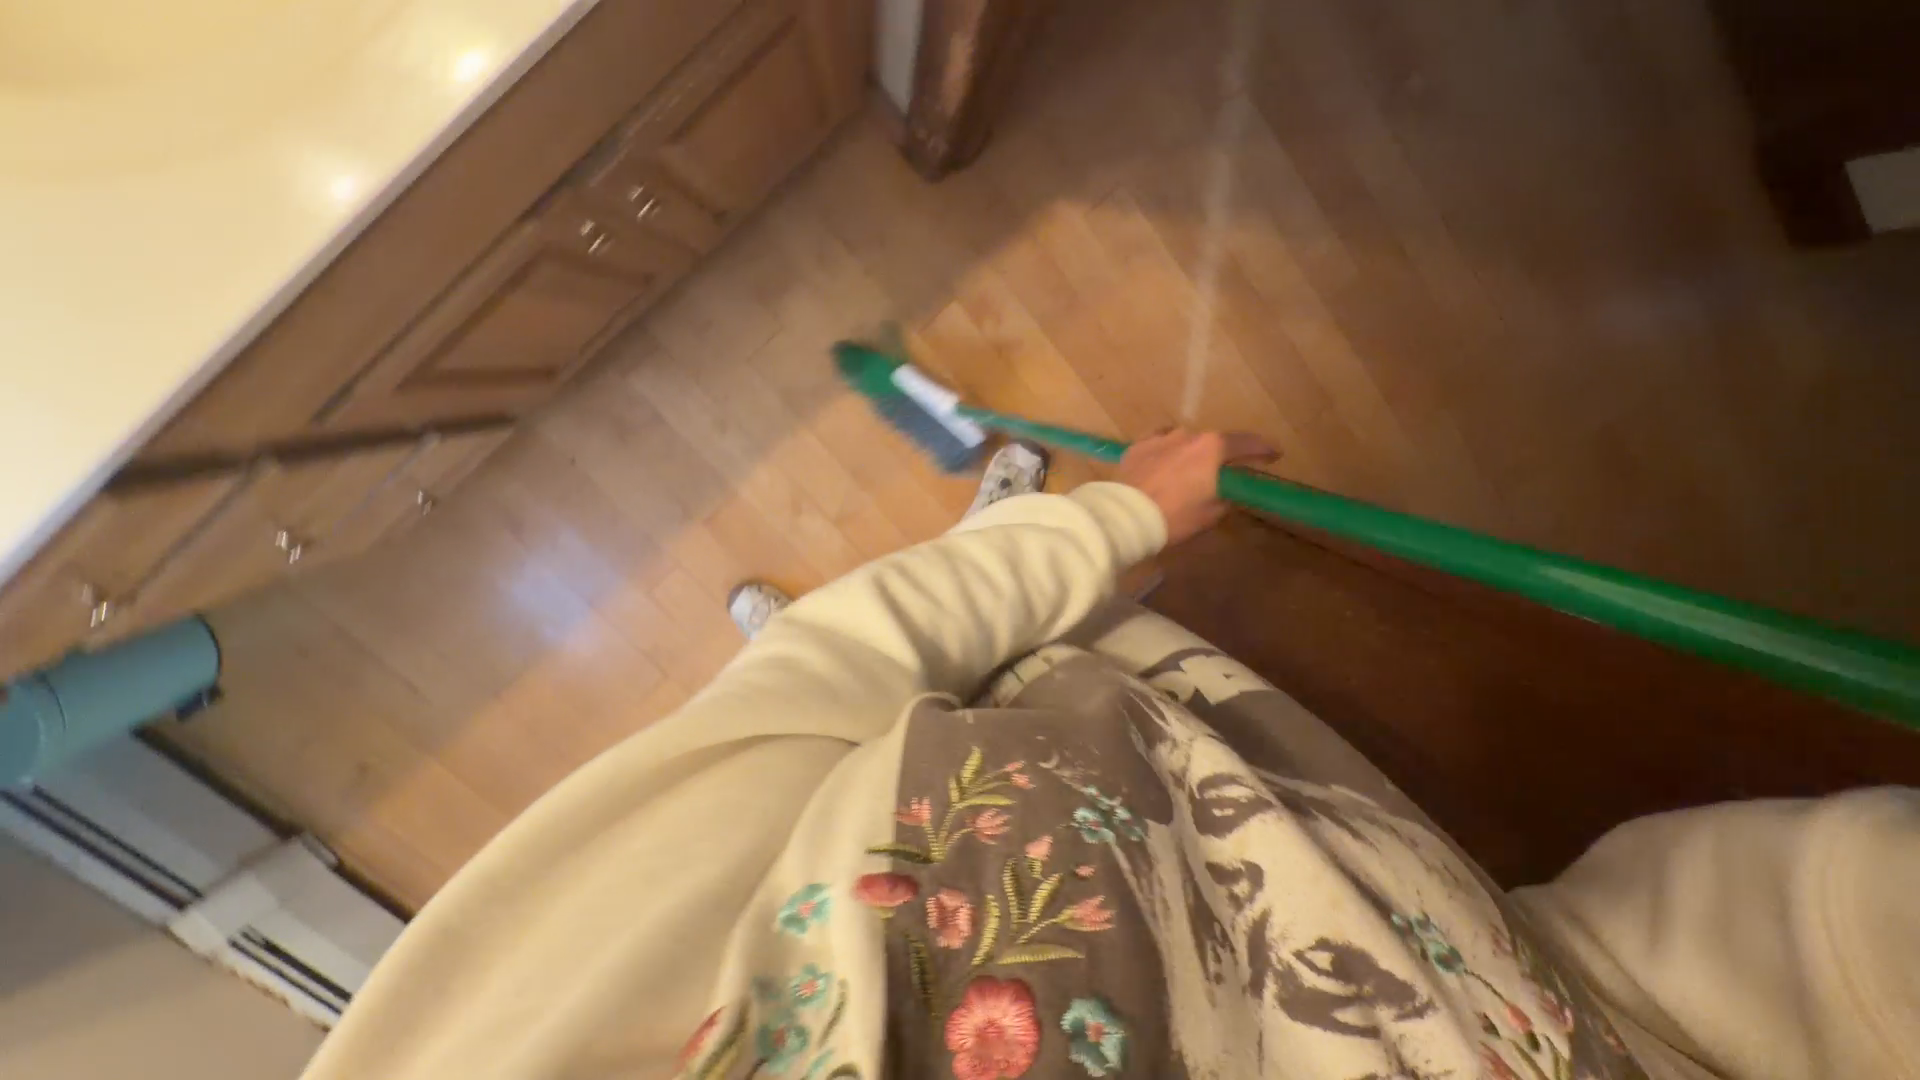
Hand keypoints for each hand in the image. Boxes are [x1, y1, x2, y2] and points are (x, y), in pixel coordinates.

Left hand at [1115, 428, 1276, 544]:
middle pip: (1213, 442)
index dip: (1264, 449)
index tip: (1274, 455)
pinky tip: (1164, 467)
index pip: (1247, 443)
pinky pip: (1160, 446)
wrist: (1124, 515)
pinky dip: (1167, 454)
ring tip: (1187, 474)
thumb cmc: (1174, 517)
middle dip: (1220, 456)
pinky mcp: (1137, 446)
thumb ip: (1224, 496)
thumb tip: (1223, 491)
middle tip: (1223, 472)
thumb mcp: (1211, 514)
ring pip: (1184, 442)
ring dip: (1191, 455)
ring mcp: (1160, 437)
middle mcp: (1188, 435)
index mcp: (1213, 448)